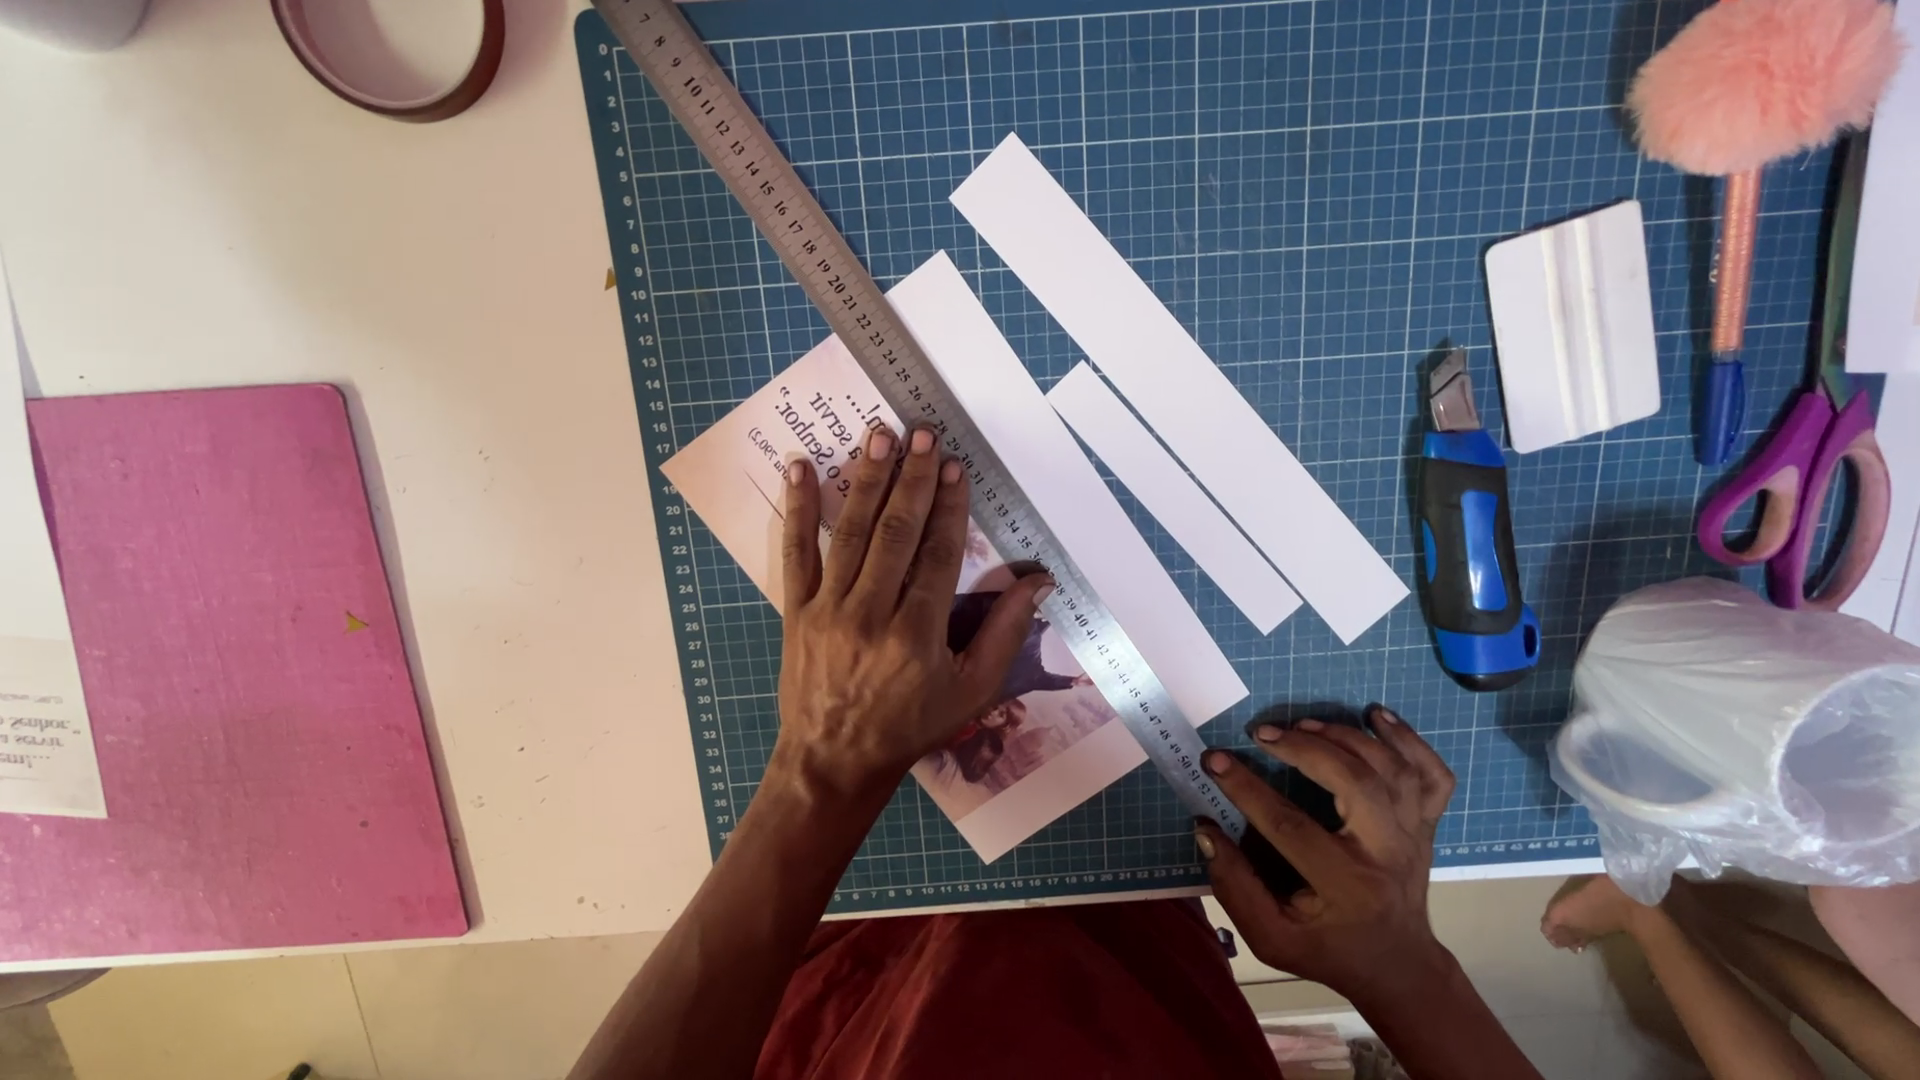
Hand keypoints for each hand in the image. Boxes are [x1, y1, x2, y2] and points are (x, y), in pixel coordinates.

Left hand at [773, 425, 1052, 801]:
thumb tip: (1040, 583)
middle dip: (912, 479)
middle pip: (896, 533)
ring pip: (851, 533)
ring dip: (867, 481)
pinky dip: (799, 508)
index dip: (949, 508)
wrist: (834, 761)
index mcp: (917, 635)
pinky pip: (795, 553)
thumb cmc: (910, 726)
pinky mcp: (796, 610)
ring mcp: (828, 609)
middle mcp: (871, 614)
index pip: (937, 556)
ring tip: (880, 436)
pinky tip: (801, 468)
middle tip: (923, 434)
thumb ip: (1004, 634)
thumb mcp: (971, 692)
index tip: (956, 467)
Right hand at [1195, 705, 1457, 1006]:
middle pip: (1357, 784)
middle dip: (1305, 749)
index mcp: (1345, 886)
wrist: (1397, 965)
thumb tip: (1206, 828)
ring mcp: (1414, 836)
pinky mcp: (1427, 825)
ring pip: (1392, 770)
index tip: (1214, 760)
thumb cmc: (1326, 948)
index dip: (1247, 788)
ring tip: (1303, 724)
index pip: (1290, 825)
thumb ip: (1234, 885)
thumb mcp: (1270, 936)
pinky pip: (1432, 774)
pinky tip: (1377, 717)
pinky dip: (1410, 740)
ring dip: (1347, 736)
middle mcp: (1387, 855)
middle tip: (1262, 732)